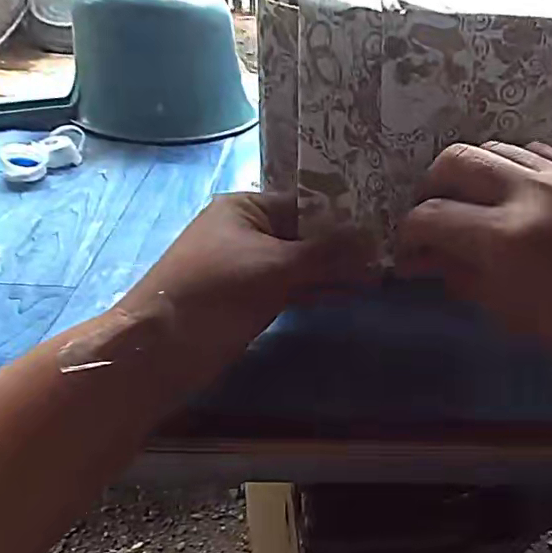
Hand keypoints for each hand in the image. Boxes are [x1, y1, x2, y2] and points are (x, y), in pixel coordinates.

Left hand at [115, 192, 372, 378]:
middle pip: (307, 232)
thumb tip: (373, 236)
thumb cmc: (212, 294)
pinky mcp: (255, 298)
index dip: (344, 212)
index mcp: (246, 208)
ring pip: (304, 262)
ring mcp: (253, 267)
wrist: (161, 351)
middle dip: (345, 243)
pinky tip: (352, 290)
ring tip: (380, 272)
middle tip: (391, 250)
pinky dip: (320, 288)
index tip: (386, 220)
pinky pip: (295, 287)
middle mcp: (251, 231)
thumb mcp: (271, 266)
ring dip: (336, 269)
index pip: (306, 201)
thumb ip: (324, 252)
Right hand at [393, 141, 551, 372]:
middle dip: (431, 187)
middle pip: (456, 160)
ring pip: (494, 148)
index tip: (409, 248)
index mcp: (506, 237)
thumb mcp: (498, 305)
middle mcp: (531, 193)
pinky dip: (511, 168)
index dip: (409, 232)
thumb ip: (454, 270)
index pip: (433, 215)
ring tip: (470, 201)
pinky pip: (534, 153)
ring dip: (470, 173)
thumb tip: (417, 257)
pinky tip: (510, 193)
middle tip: (432, 213)